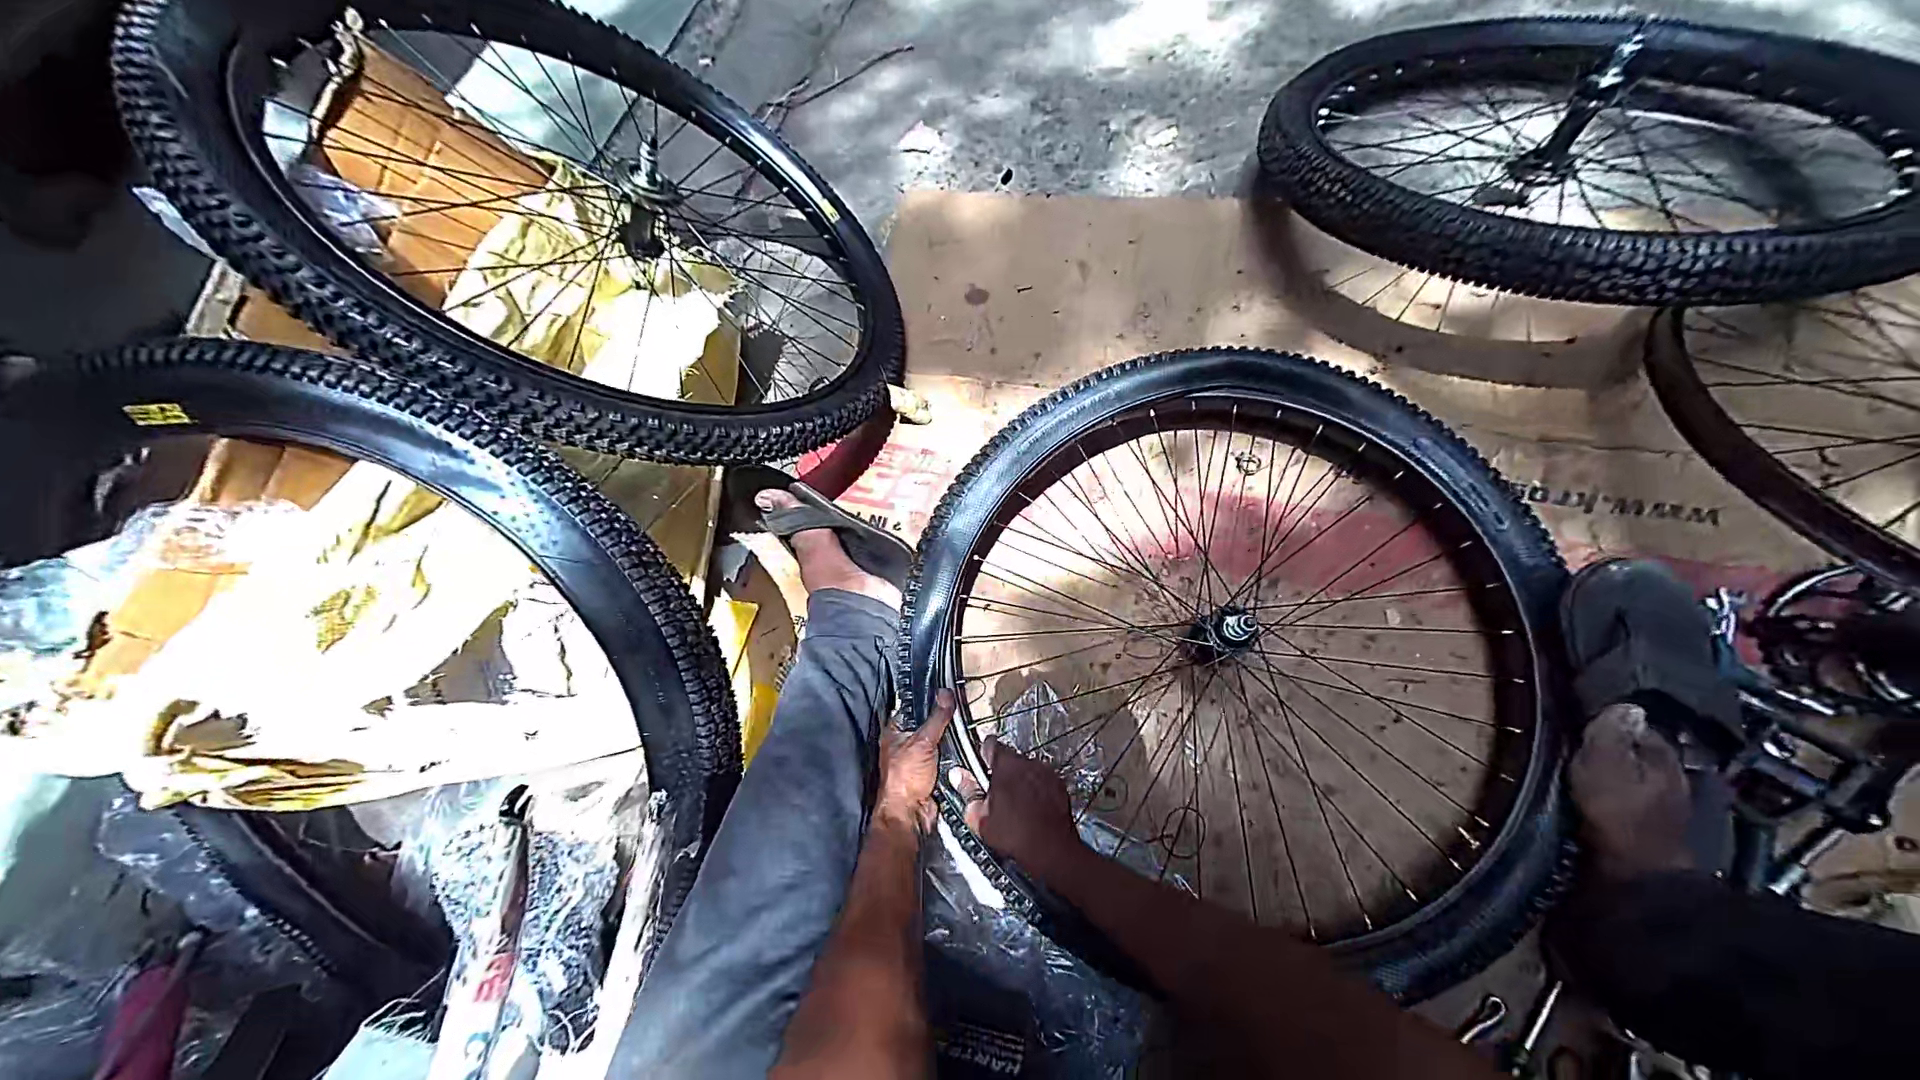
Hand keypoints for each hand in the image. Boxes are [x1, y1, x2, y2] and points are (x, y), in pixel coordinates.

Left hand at [874, 688, 953, 835]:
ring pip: (940, 741)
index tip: (949, 691)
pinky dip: (956, 753)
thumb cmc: (906, 776)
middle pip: (929, 725)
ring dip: (952, 738)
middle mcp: (905, 743)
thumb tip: (946, 693)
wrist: (910, 814)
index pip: (913, 707)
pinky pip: (947, 757)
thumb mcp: (923, 741)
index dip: (929, 699)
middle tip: (963, 709)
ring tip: (969, 726)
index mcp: (895, 732)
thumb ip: (936, 718)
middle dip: (945, 720)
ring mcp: (919, 758)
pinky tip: (967, 746)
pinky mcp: (932, 772)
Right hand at [951, 738, 1082, 870]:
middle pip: (1009, 758)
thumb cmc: (1016, 835)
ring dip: (1020, 781)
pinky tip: (1031, 809)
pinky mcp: (1059, 785)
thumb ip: (968, 791)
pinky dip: (1036, 790)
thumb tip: (958, 776)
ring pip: (1026, 769)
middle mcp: (1028, 762)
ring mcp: (1046, 773)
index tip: (979, 766)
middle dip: (1001, 772)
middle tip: (994, 794)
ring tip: (1014, 806)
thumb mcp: (981, 818)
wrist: (1053, 850)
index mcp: (1006, 765)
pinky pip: (1042, 780)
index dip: (982, 755)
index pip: (990, 745)